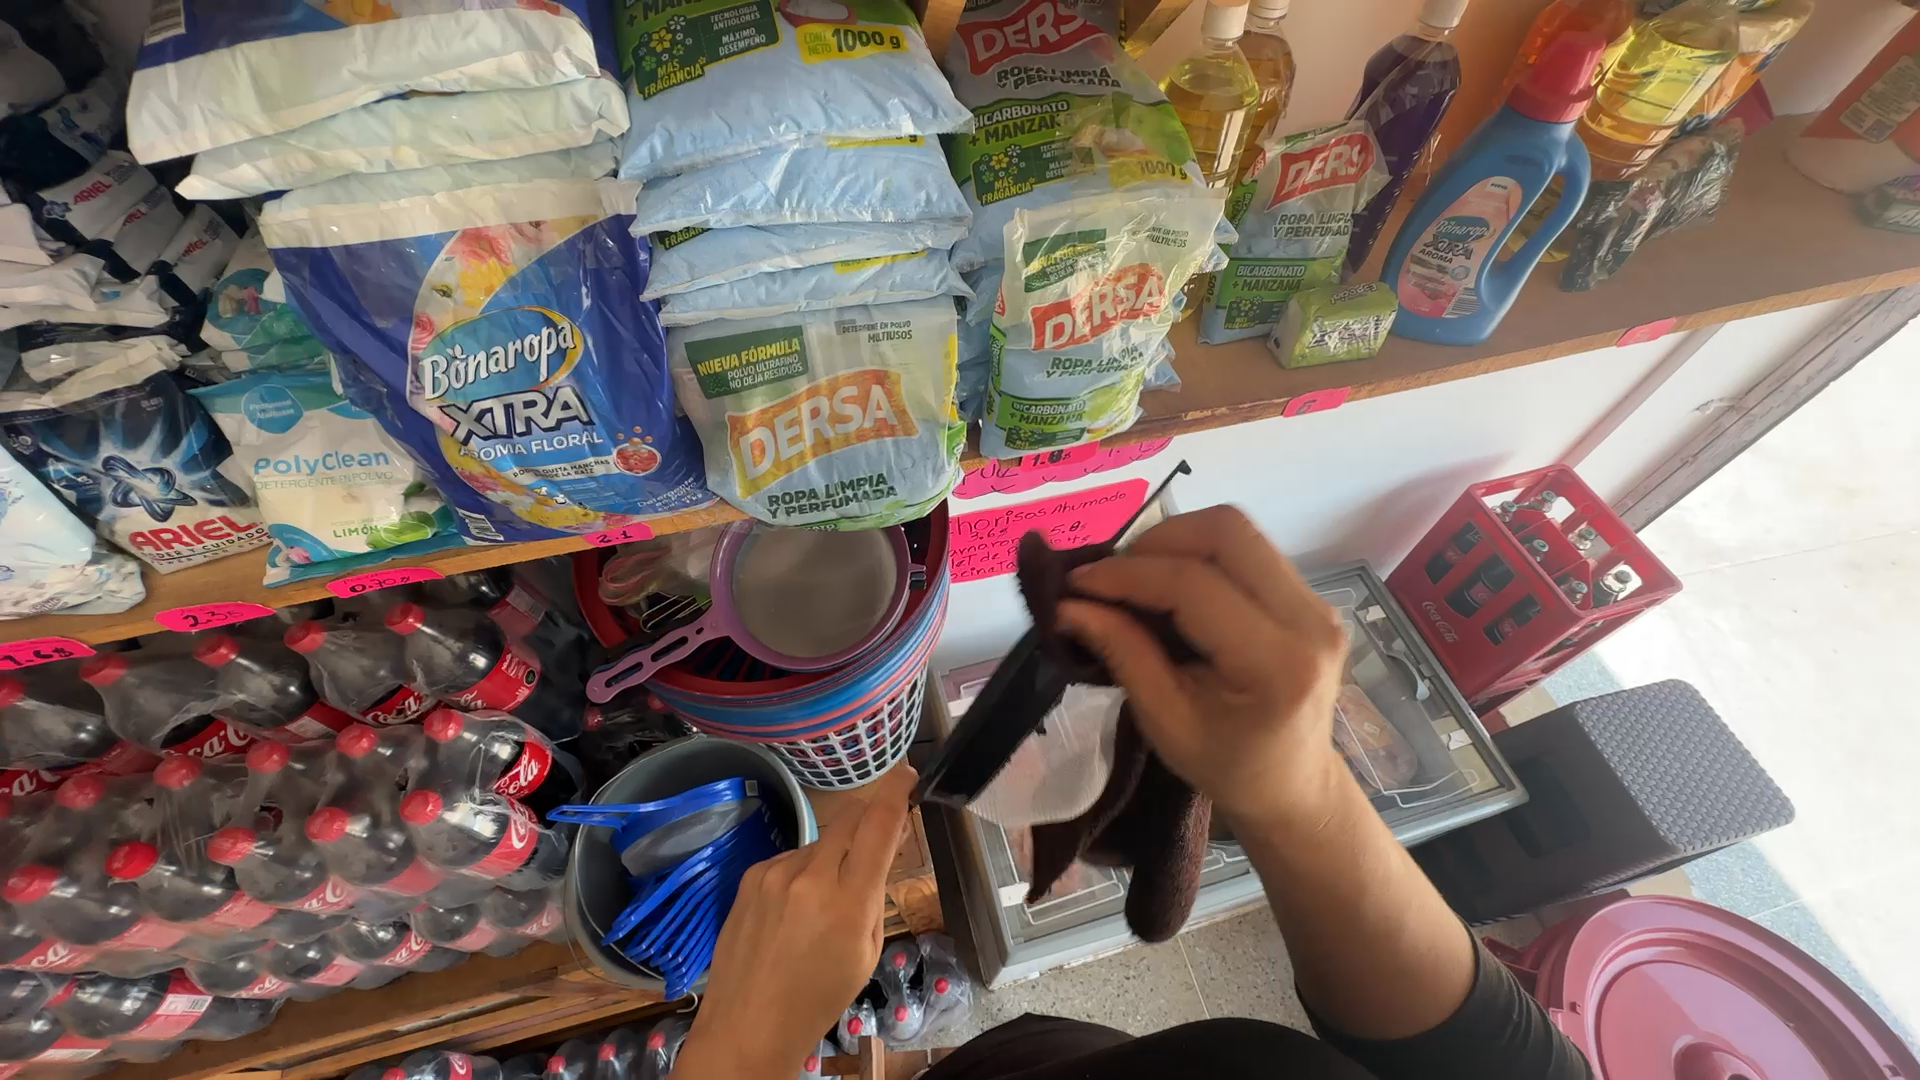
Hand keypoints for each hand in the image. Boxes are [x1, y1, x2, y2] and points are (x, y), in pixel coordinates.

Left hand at [674, 766, 914, 1079]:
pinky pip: (791, 857)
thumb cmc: (819, 998)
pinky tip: (791, 910)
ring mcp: (776, 872)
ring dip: (832, 856)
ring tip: (820, 904)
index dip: (897, 791)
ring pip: (821, 840)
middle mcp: (811, 876)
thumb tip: (881, 844)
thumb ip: (874, 891)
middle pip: (850, 816)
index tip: (908, 773)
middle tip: (873, 841)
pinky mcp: (752, 874)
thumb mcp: (867, 951)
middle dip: (867, 819)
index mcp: (849, 902)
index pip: (879, 825)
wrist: (746, 1028)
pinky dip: (802, 873)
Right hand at [1056, 505, 1352, 831]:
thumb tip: (1066, 604)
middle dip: (1155, 542)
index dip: (1126, 574)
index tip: (1075, 584)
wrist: (1293, 784)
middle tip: (1114, 578)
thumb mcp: (1163, 719)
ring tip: (1137, 581)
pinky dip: (1195, 554)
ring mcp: (1316, 601)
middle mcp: (1308, 620)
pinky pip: (1244, 548)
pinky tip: (1169, 587)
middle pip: (1225, 531)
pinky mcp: (1308, 594)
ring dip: (1174, 543)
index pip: (1194, 584)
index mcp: (1275, 664)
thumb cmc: (1224, 763)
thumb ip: (1120, 651)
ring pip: (1234, 530)